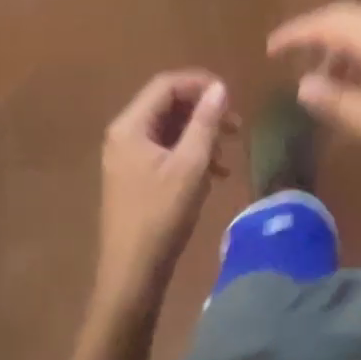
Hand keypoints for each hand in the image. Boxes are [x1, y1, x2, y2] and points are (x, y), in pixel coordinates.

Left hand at [96, 71, 233, 300]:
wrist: (132, 275)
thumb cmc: (160, 216)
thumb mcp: (190, 166)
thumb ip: (205, 123)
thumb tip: (220, 87)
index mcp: (130, 127)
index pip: (166, 85)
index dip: (200, 84)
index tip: (231, 97)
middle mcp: (124, 135)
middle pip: (168, 104)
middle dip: (204, 110)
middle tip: (236, 125)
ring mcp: (128, 157)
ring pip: (170, 128)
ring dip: (201, 133)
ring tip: (229, 151)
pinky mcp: (135, 176)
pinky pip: (166, 149)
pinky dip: (191, 153)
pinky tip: (215, 173)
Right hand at [266, 2, 360, 163]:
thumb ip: (336, 101)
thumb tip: (302, 84)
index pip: (325, 23)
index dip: (295, 34)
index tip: (271, 47)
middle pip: (342, 14)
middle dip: (313, 31)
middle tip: (289, 53)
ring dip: (336, 40)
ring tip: (320, 71)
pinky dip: (356, 45)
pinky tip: (356, 75)